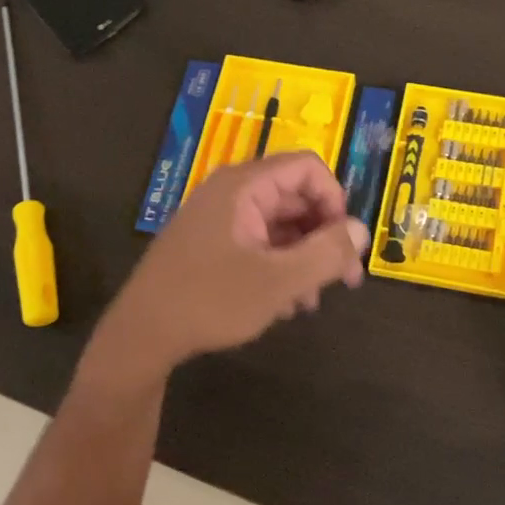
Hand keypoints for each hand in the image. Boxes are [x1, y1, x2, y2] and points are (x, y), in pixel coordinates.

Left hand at [101, 151, 367, 368]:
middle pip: (296, 198)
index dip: (336, 201)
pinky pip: (258, 243)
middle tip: (345, 280)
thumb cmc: (211, 301)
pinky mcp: (210, 245)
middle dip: (325, 236)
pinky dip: (279, 266)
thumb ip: (326, 253)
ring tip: (310, 302)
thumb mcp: (279, 281)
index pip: (307, 168)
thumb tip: (361, 230)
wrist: (142, 335)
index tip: (345, 244)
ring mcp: (218, 219)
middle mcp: (231, 193)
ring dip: (304, 258)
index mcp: (244, 187)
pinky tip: (283, 304)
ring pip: (279, 225)